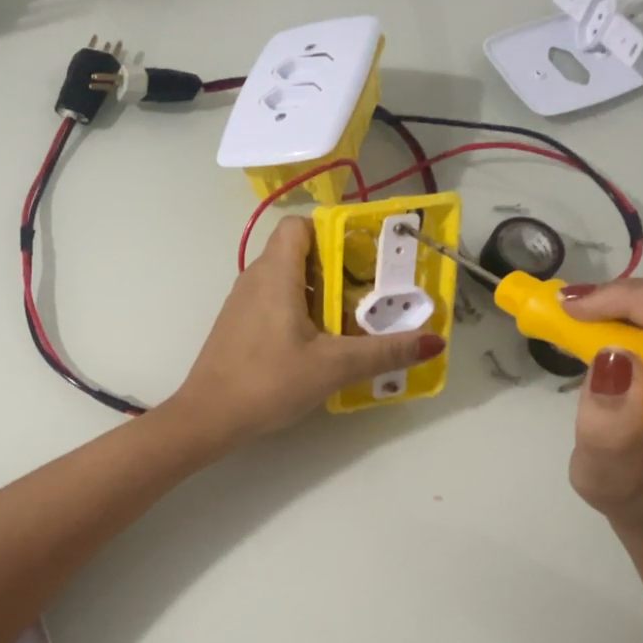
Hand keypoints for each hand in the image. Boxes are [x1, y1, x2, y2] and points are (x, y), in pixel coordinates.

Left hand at [168, 217, 445, 439]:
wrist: (208, 417)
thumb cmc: (269, 381)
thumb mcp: (334, 366)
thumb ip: (385, 351)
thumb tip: (435, 341)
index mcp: (275, 273)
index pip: (299, 225)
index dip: (332, 232)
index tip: (364, 258)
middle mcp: (254, 278)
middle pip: (298, 253)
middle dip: (336, 268)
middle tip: (370, 295)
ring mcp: (241, 304)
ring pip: (285, 282)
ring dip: (318, 294)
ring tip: (350, 322)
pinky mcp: (236, 328)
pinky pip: (272, 304)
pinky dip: (298, 313)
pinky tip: (316, 345)